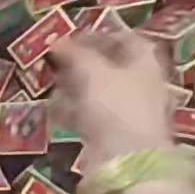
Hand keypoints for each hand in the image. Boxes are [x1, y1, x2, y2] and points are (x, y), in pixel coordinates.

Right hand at [48, 30, 173, 164]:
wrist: (125, 158)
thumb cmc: (115, 107)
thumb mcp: (93, 72)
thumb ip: (74, 54)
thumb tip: (55, 40)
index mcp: (144, 59)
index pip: (121, 37)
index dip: (94, 35)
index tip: (67, 38)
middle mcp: (139, 81)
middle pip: (108, 65)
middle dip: (80, 63)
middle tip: (54, 63)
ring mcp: (125, 109)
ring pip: (96, 91)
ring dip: (73, 88)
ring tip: (50, 86)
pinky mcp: (111, 132)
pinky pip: (89, 114)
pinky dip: (72, 110)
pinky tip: (54, 110)